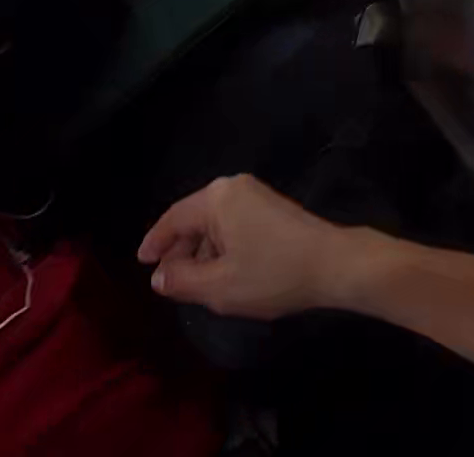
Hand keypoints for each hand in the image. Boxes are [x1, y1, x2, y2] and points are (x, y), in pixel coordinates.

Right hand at [136, 174, 379, 319]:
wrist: (332, 263)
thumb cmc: (272, 273)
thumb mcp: (220, 287)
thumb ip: (182, 280)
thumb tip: (159, 275)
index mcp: (217, 198)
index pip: (173, 218)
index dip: (155, 241)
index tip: (142, 261)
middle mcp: (232, 186)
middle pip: (194, 217)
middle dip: (179, 249)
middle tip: (167, 280)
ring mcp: (254, 193)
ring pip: (214, 221)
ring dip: (202, 250)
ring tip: (194, 282)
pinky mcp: (269, 205)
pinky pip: (233, 221)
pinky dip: (222, 244)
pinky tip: (223, 270)